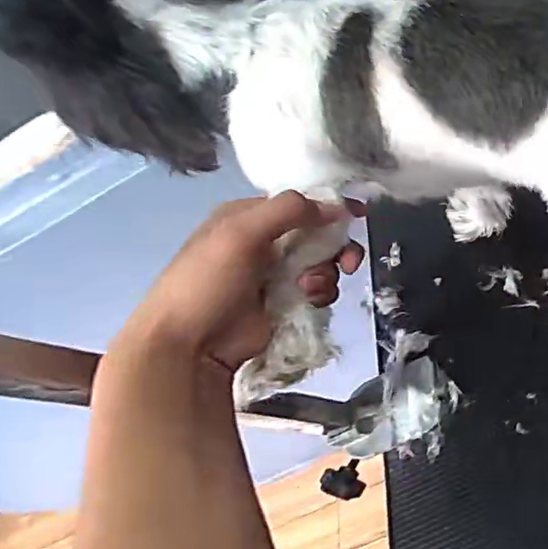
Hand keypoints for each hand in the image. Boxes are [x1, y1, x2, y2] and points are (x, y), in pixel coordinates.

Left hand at [116, 192, 364, 374]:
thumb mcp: (239, 234)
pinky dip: (323, 292)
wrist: (189, 346)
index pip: (298, 202)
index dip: (329, 206)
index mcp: (247, 218)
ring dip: (328, 272)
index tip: (358, 215)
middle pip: (319, 233)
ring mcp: (276, 272)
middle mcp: (264, 242)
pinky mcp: (287, 299)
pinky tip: (309, 299)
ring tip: (312, 287)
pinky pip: (320, 287)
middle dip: (337, 246)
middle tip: (348, 262)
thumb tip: (336, 208)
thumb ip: (288, 211)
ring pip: (324, 262)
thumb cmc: (206, 283)